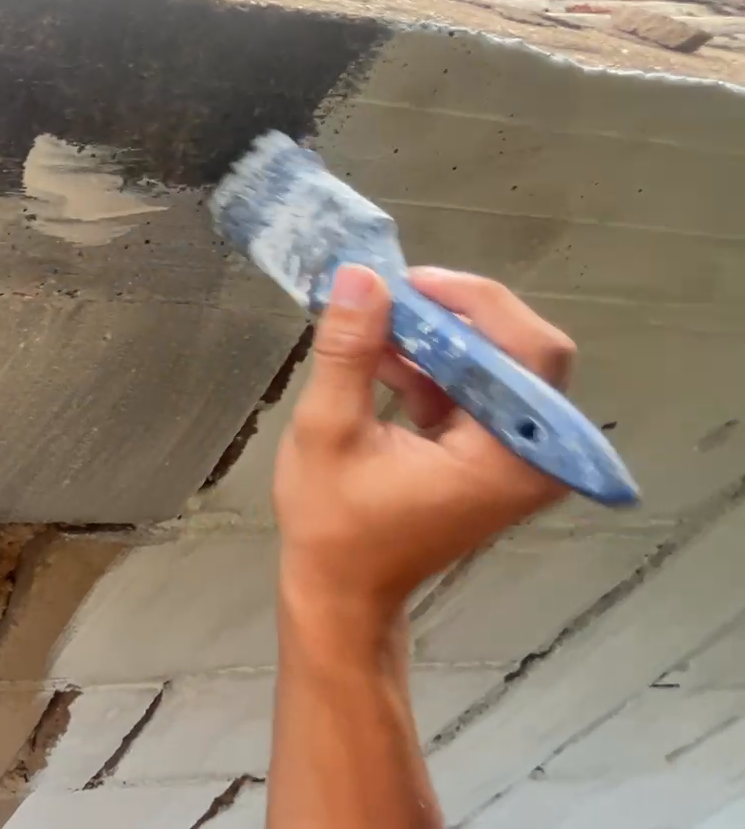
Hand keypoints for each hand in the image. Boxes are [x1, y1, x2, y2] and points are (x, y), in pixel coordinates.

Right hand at [274, 265, 574, 620]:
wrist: (340, 584)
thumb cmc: (332, 517)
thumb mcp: (326, 428)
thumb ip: (346, 353)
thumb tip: (358, 277)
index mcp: (511, 457)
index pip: (530, 354)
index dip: (477, 304)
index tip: (406, 281)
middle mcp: (534, 456)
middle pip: (522, 357)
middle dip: (454, 318)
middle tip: (386, 296)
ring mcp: (514, 458)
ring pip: (495, 371)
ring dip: (434, 341)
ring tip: (367, 327)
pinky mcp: (487, 458)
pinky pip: (472, 394)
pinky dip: (428, 369)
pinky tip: (375, 360)